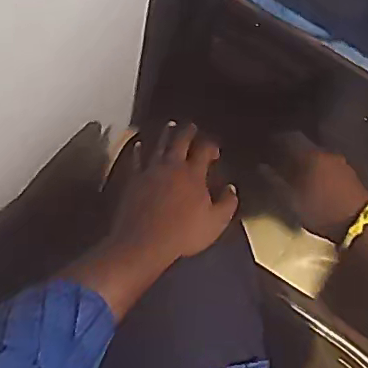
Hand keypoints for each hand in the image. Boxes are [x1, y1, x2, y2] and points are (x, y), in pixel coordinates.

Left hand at [102, 122, 239, 262]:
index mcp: (193, 174)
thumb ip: (227, 203)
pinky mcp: (135, 179)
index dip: (211, 146)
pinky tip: (139, 145)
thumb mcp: (215, 222)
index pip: (204, 151)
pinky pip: (138, 159)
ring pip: (159, 145)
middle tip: (191, 126)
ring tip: (170, 126)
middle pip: (180, 141)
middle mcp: (172, 166)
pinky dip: (139, 150)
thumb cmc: (183, 233)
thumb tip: (232, 189)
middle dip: (187, 132)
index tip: (214, 149)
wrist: (145, 241)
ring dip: (166, 134)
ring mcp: (151, 170)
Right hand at [264, 131, 367, 241]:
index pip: (291, 136)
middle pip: (305, 145)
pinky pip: (328, 164)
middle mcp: (327, 153)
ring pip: (318, 155)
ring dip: (306, 160)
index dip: (278, 138)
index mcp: (311, 155)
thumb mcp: (292, 200)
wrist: (359, 225)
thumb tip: (261, 166)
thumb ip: (275, 181)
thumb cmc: (320, 211)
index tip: (267, 144)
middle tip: (279, 160)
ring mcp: (342, 162)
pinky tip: (314, 179)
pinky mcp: (350, 173)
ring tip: (296, 171)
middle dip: (291, 150)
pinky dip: (318, 167)